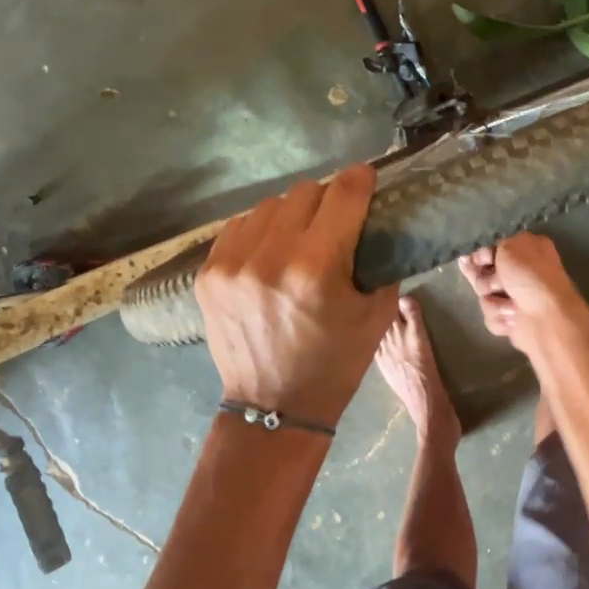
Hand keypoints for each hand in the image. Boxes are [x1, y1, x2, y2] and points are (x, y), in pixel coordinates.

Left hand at [196, 165, 400, 428]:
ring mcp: (232, 265)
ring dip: (291, 215)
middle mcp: (269, 258)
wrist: (272, 409)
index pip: (343, 193)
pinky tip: (270, 252)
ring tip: (300, 239)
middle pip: (305, 192)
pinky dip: (260, 231)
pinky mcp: (208, 274)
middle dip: (327, 201)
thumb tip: (378, 221)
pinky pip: (240, 226)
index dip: (361, 180)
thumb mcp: (376, 315)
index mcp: (316, 269)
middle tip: (336, 222)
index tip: (366, 180)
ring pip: (270, 205)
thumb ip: (380, 259)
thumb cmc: (335, 364)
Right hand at [457, 233, 588, 351]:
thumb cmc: (530, 276)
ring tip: (513, 305)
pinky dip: (500, 318)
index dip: (481, 255)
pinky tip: (514, 319)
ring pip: (484, 297)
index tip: (479, 260)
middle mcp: (521, 271)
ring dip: (495, 301)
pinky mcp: (512, 320)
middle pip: (483, 273)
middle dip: (486, 281)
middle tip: (498, 284)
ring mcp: (516, 297)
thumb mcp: (510, 245)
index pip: (491, 248)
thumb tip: (472, 255)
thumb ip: (491, 244)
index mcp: (526, 248)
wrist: (546, 318)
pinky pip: (491, 317)